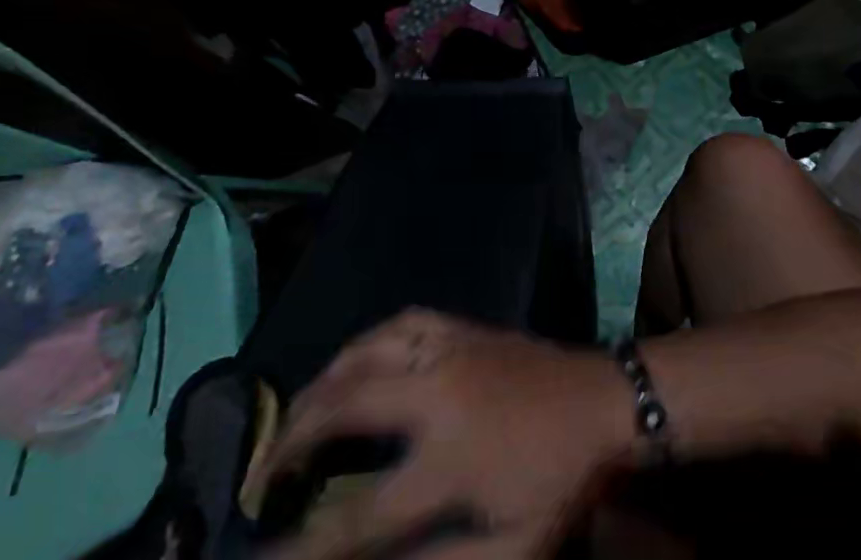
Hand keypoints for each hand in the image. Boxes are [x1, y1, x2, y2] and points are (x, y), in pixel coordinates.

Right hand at [260, 309, 633, 559]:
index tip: (250, 557)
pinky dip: (367, 343)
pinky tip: (357, 362)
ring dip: (319, 385)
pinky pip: (403, 323)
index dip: (297, 547)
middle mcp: (438, 394)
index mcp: (449, 459)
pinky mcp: (466, 328)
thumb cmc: (565, 478)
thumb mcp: (514, 547)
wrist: (610, 401)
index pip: (356, 515)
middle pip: (341, 407)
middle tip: (262, 476)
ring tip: (297, 418)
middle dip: (288, 443)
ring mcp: (451, 351)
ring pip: (364, 354)